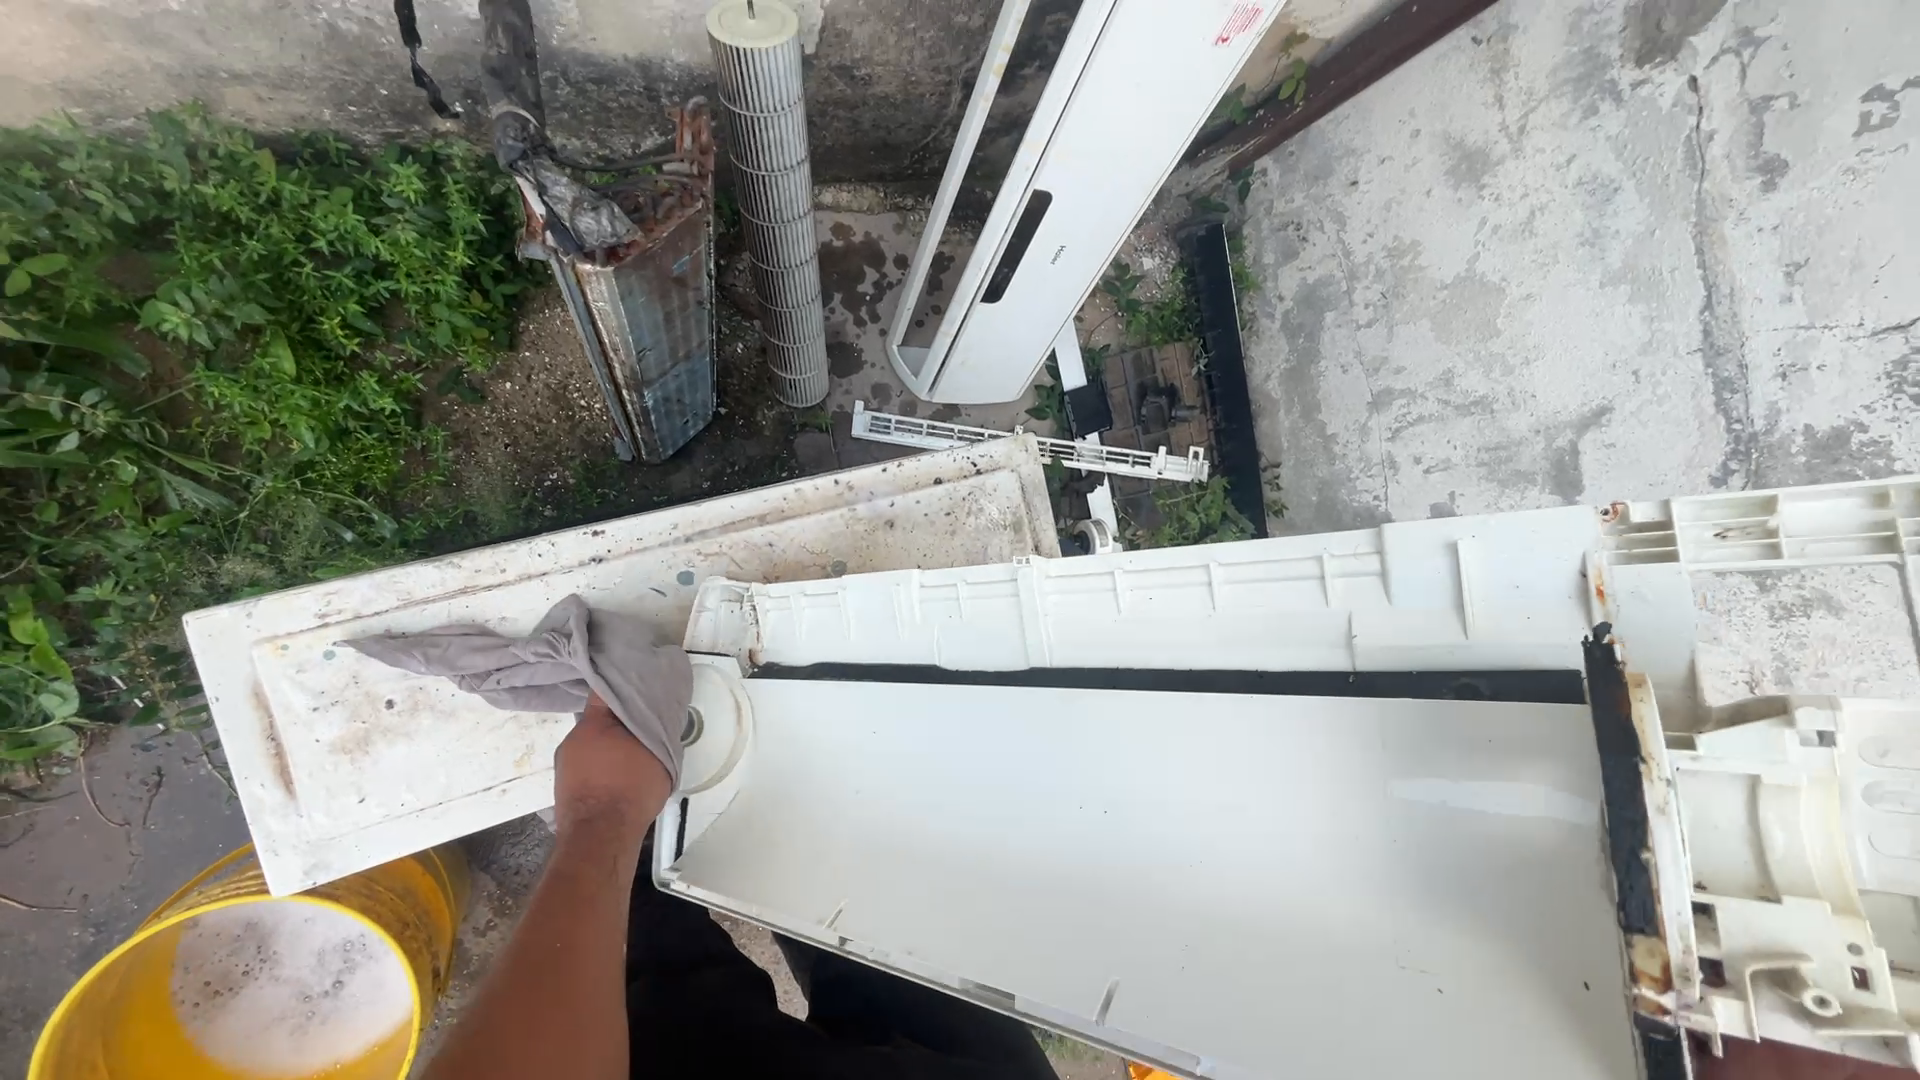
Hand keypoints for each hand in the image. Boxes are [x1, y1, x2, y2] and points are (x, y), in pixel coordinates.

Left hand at [553, 693, 671, 848]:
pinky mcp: (565, 788)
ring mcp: (565, 766)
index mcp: (592, 723)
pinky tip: (621, 779)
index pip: (606, 689)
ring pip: (595, 744)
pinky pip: (589, 766)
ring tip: (636, 757)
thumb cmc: (630, 788)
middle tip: (647, 726)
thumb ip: (656, 727)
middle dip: (622, 720)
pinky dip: (605, 766)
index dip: (627, 685)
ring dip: (613, 745)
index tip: (644, 683)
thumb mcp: (656, 749)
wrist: (600, 838)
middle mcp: (572, 740)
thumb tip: (657, 716)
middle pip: (600, 719)